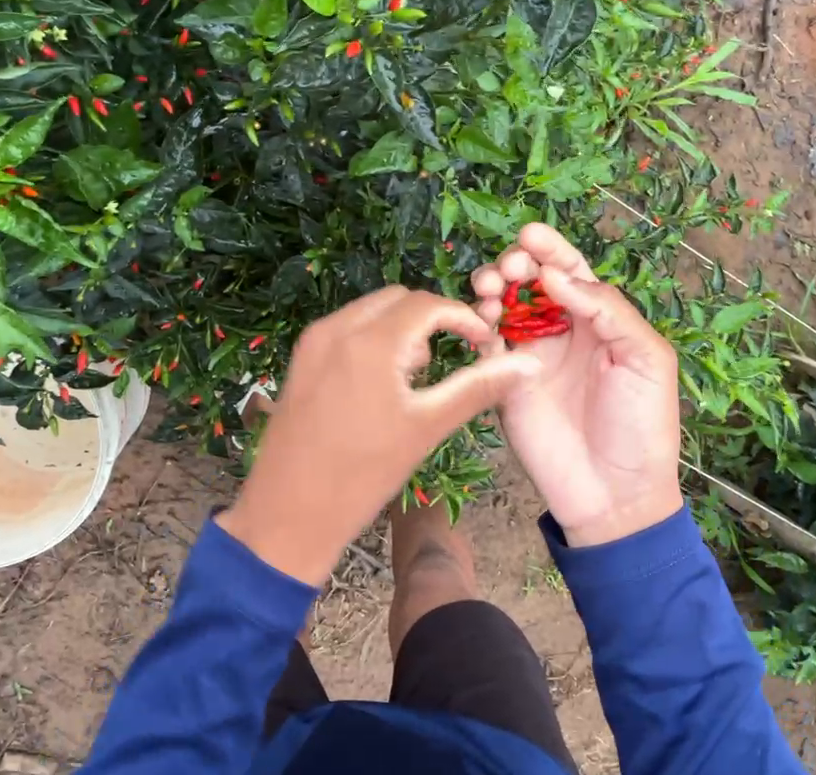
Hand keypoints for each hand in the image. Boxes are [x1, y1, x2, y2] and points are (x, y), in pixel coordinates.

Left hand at [217, 287, 540, 584]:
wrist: (286, 515)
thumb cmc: (362, 475)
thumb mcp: (426, 428)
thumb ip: (477, 387)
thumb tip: (529, 364)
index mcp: (369, 341)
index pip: (427, 304)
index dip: (462, 317)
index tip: (484, 343)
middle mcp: (336, 327)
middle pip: (398, 299)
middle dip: (430, 322)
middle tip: (445, 365)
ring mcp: (313, 341)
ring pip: (370, 311)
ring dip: (401, 330)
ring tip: (412, 381)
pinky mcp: (300, 358)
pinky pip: (346, 329)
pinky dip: (373, 340)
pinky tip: (379, 386)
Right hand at [472, 223, 682, 547]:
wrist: (615, 494)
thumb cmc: (643, 426)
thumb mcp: (646, 359)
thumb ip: (608, 311)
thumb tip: (557, 276)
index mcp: (599, 320)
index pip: (571, 271)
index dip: (551, 249)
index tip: (530, 234)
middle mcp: (561, 330)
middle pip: (529, 281)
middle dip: (515, 263)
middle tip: (510, 267)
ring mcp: (529, 355)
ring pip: (502, 306)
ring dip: (490, 287)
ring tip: (488, 288)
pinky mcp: (505, 382)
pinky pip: (485, 344)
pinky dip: (477, 325)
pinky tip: (482, 321)